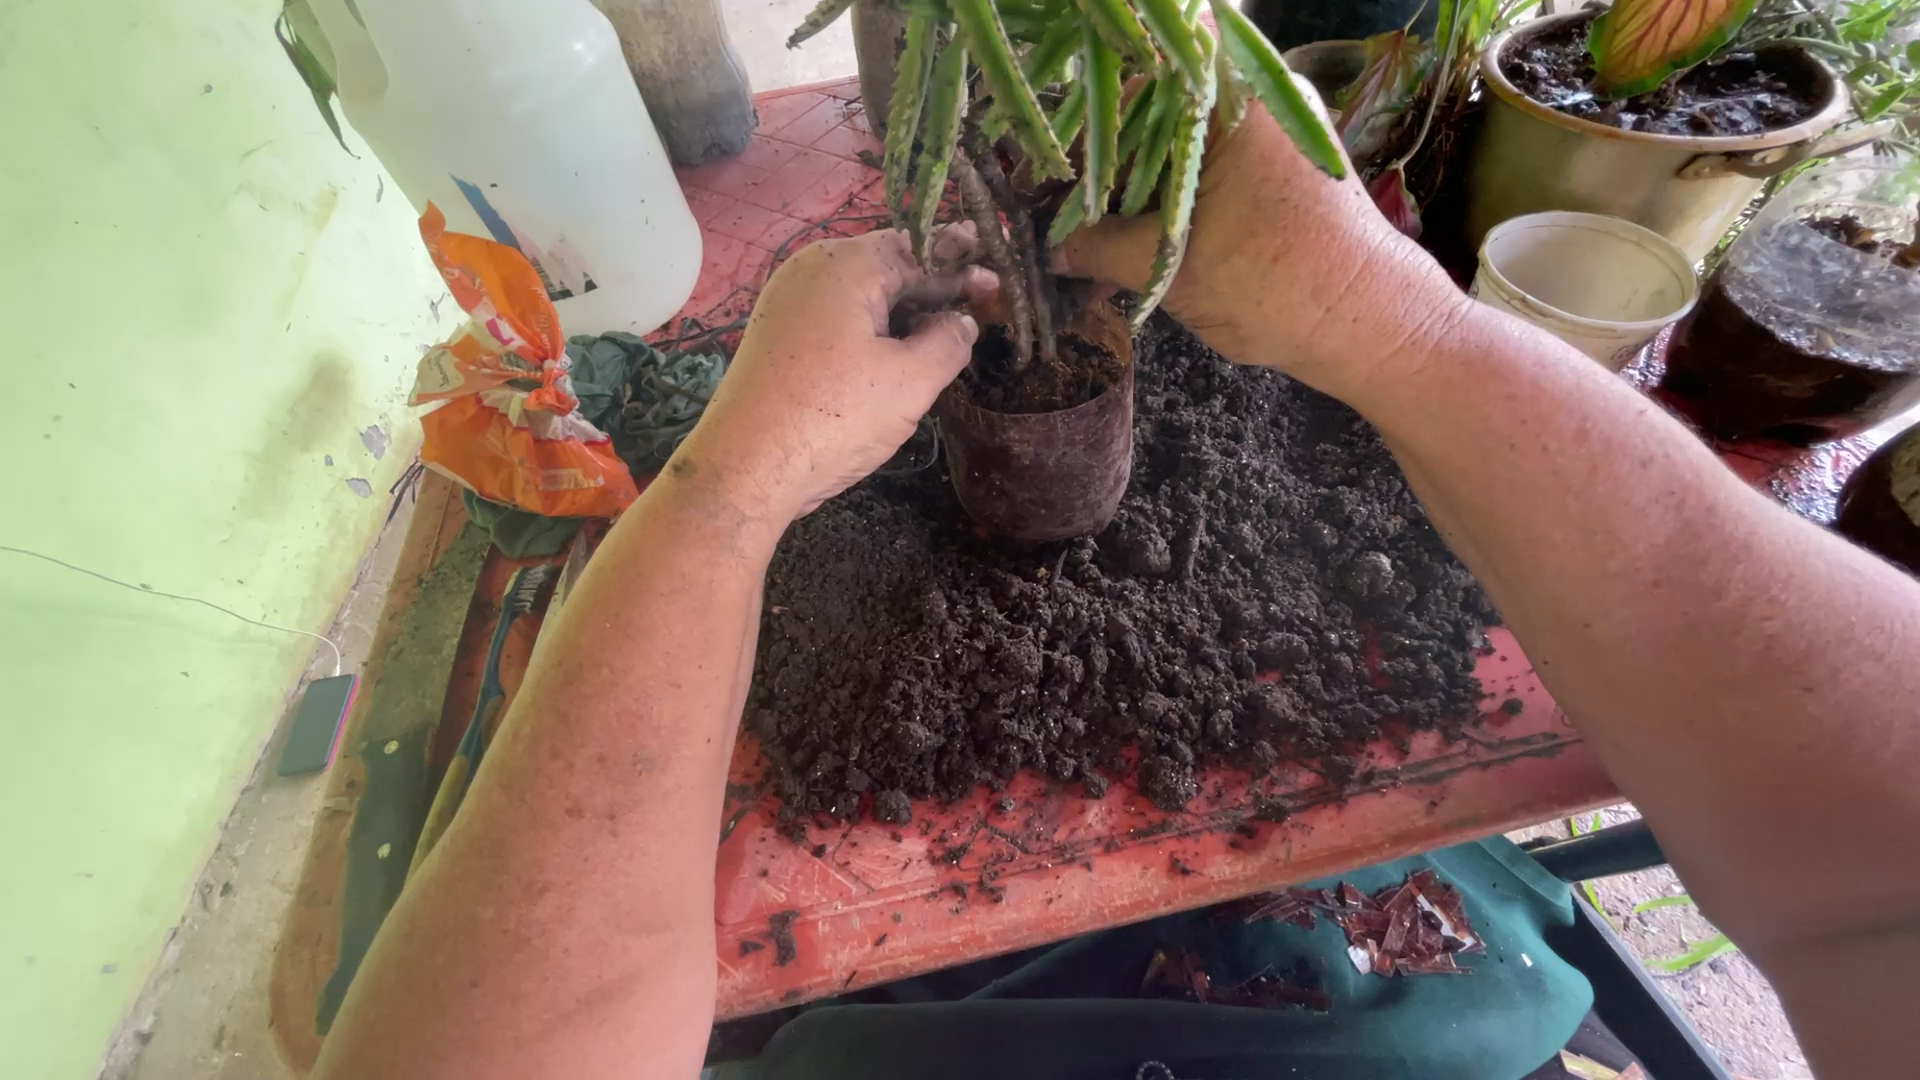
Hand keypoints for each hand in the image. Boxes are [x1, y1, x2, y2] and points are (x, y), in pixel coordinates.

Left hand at [671, 225, 996, 524]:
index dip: (961, 265)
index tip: (995, 282)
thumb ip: (948, 342)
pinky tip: (893, 361)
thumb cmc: (836, 417)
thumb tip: (961, 322)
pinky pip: (836, 321)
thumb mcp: (911, 380)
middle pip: (887, 268)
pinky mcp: (778, 337)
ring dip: (903, 316)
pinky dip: (871, 332)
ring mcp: (788, 303)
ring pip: (861, 298)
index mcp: (845, 264)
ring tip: (939, 343)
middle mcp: (810, 270)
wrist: (748, 467)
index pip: (917, 248)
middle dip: (932, 290)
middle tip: (973, 314)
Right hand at [1052, 102, 1471, 401]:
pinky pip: (1200, 177)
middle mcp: (1250, 99)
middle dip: (1100, 173)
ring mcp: (1262, 136)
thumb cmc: (1271, 284)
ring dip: (1128, 199)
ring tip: (1090, 248)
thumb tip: (1049, 250)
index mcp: (1229, 98)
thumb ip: (1097, 249)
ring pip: (1171, 152)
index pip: (1129, 85)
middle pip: (1148, 118)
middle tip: (1062, 223)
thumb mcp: (1170, 267)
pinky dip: (1162, 208)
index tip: (1045, 178)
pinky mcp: (1267, 173)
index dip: (1078, 130)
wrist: (1362, 324)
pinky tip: (1130, 250)